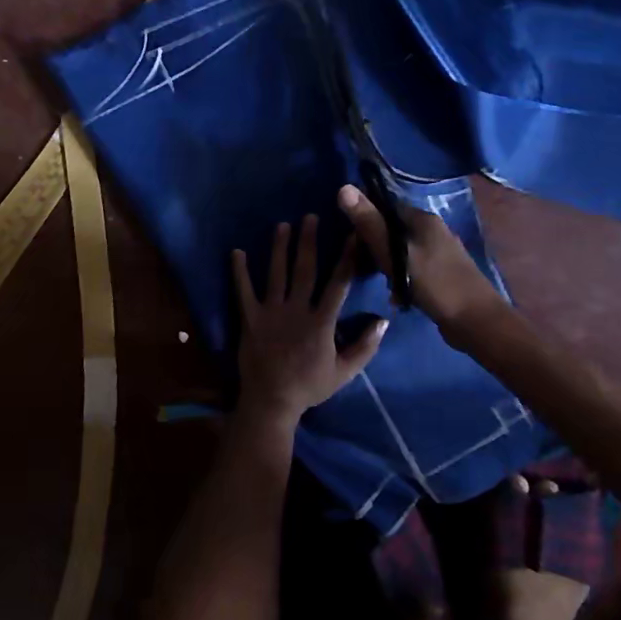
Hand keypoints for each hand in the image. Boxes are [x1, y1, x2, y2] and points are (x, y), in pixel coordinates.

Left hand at [231, 214, 387, 427]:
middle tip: (311, 216)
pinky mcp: (250, 319)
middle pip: (304, 269)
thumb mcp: (344, 372)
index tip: (352, 234)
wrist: (271, 403)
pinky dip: (239, 272)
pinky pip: (243, 292)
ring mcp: (271, 313)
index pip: (338, 283)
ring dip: (279, 248)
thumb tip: (384, 321)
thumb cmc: (309, 387)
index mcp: (321, 321)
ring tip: (283, 225)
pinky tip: (237, 252)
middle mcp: (296, 310)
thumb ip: (365, 347)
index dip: (346, 257)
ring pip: (276, 274)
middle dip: (308, 241)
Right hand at [337, 185, 508, 333]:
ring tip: (375, 282)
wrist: (476, 321)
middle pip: (393, 230)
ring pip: (401, 252)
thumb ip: (371, 224)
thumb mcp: (396, 254)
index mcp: (423, 219)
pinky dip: (402, 281)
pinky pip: (412, 271)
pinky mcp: (441, 275)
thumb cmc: (435, 283)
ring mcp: (439, 253)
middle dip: (374, 247)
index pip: (386, 207)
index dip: (365, 220)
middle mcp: (433, 231)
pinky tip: (396, 298)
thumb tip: (343, 188)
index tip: (348, 239)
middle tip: (359, 266)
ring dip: (387, 266)